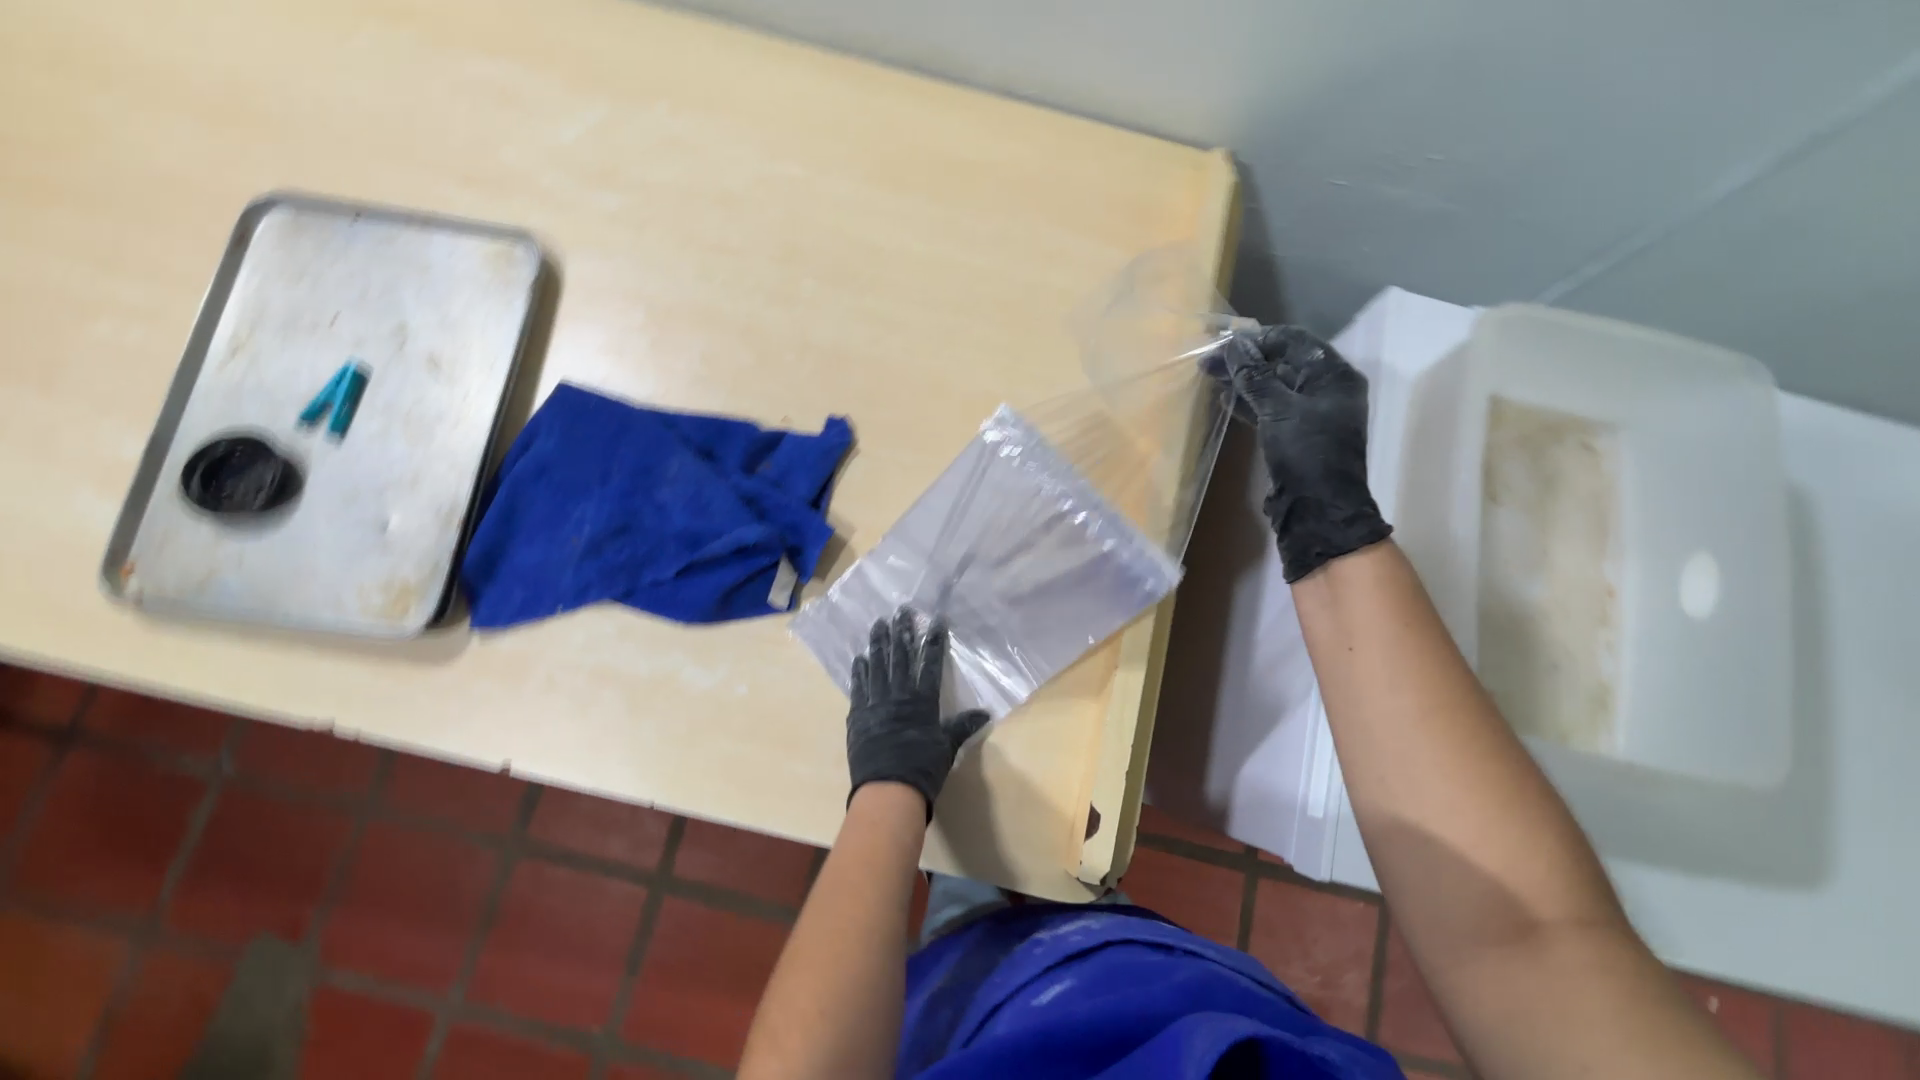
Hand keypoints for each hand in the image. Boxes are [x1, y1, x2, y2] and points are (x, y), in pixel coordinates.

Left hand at [846, 609, 989, 819]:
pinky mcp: (858, 715)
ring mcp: (876, 703)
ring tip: (878, 624)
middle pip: (901, 657)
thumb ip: (963, 726)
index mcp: (923, 701)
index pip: (930, 663)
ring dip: (878, 643)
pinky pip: (859, 687)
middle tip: (900, 611)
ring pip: (877, 666)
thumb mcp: (948, 747)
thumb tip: (986, 714)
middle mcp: (899, 695)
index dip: (933, 640)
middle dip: (901, 632)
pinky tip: (860, 658)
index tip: (935, 620)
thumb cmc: (923, 768)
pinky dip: (860, 671)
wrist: (888, 789)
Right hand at [1222, 325, 1392, 581]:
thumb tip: (1233, 345)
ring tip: (1212, 379)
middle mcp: (1328, 390)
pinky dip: (1251, 403)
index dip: (1258, 339)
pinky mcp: (1298, 435)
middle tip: (1209, 363)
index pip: (1294, 341)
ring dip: (1244, 382)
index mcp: (1334, 375)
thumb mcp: (1278, 409)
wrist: (1318, 509)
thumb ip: (1255, 375)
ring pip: (1274, 387)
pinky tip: (1226, 401)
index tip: (1224, 344)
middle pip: (1283, 363)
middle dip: (1246, 361)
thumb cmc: (1304, 452)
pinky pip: (1272, 409)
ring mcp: (1313, 414)